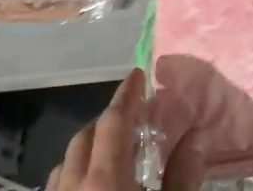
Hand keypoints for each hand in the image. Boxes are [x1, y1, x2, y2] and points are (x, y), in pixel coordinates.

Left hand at [47, 69, 201, 190]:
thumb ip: (183, 174)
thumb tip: (196, 137)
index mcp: (105, 179)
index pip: (113, 122)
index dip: (126, 95)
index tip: (137, 73)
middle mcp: (73, 186)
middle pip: (84, 138)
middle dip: (107, 121)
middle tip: (133, 119)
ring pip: (65, 164)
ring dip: (88, 149)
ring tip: (112, 153)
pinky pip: (56, 186)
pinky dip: (73, 175)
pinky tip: (92, 185)